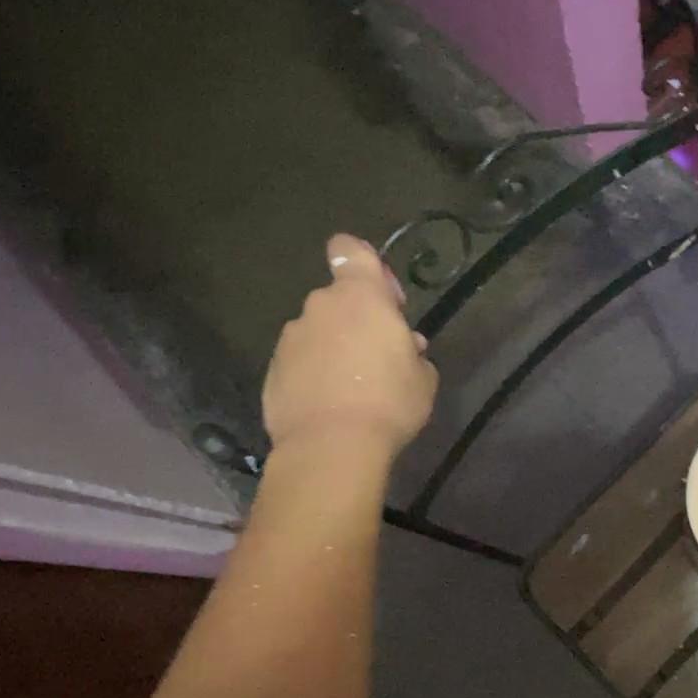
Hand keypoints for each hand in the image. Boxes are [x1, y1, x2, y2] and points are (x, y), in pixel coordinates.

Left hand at [262, 234, 436, 456]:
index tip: (384, 298)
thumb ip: (413, 354)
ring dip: (335, 349)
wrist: (332, 447)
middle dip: (358, 321)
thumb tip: (405, 348)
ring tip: (353, 389)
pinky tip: (331, 405)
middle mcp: (320, 307)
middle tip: (380, 359)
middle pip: (338, 300)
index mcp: (362, 297)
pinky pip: (301, 362)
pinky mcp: (273, 370)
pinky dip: (314, 375)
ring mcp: (291, 338)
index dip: (365, 263)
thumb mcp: (423, 378)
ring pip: (318, 332)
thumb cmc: (389, 403)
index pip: (350, 250)